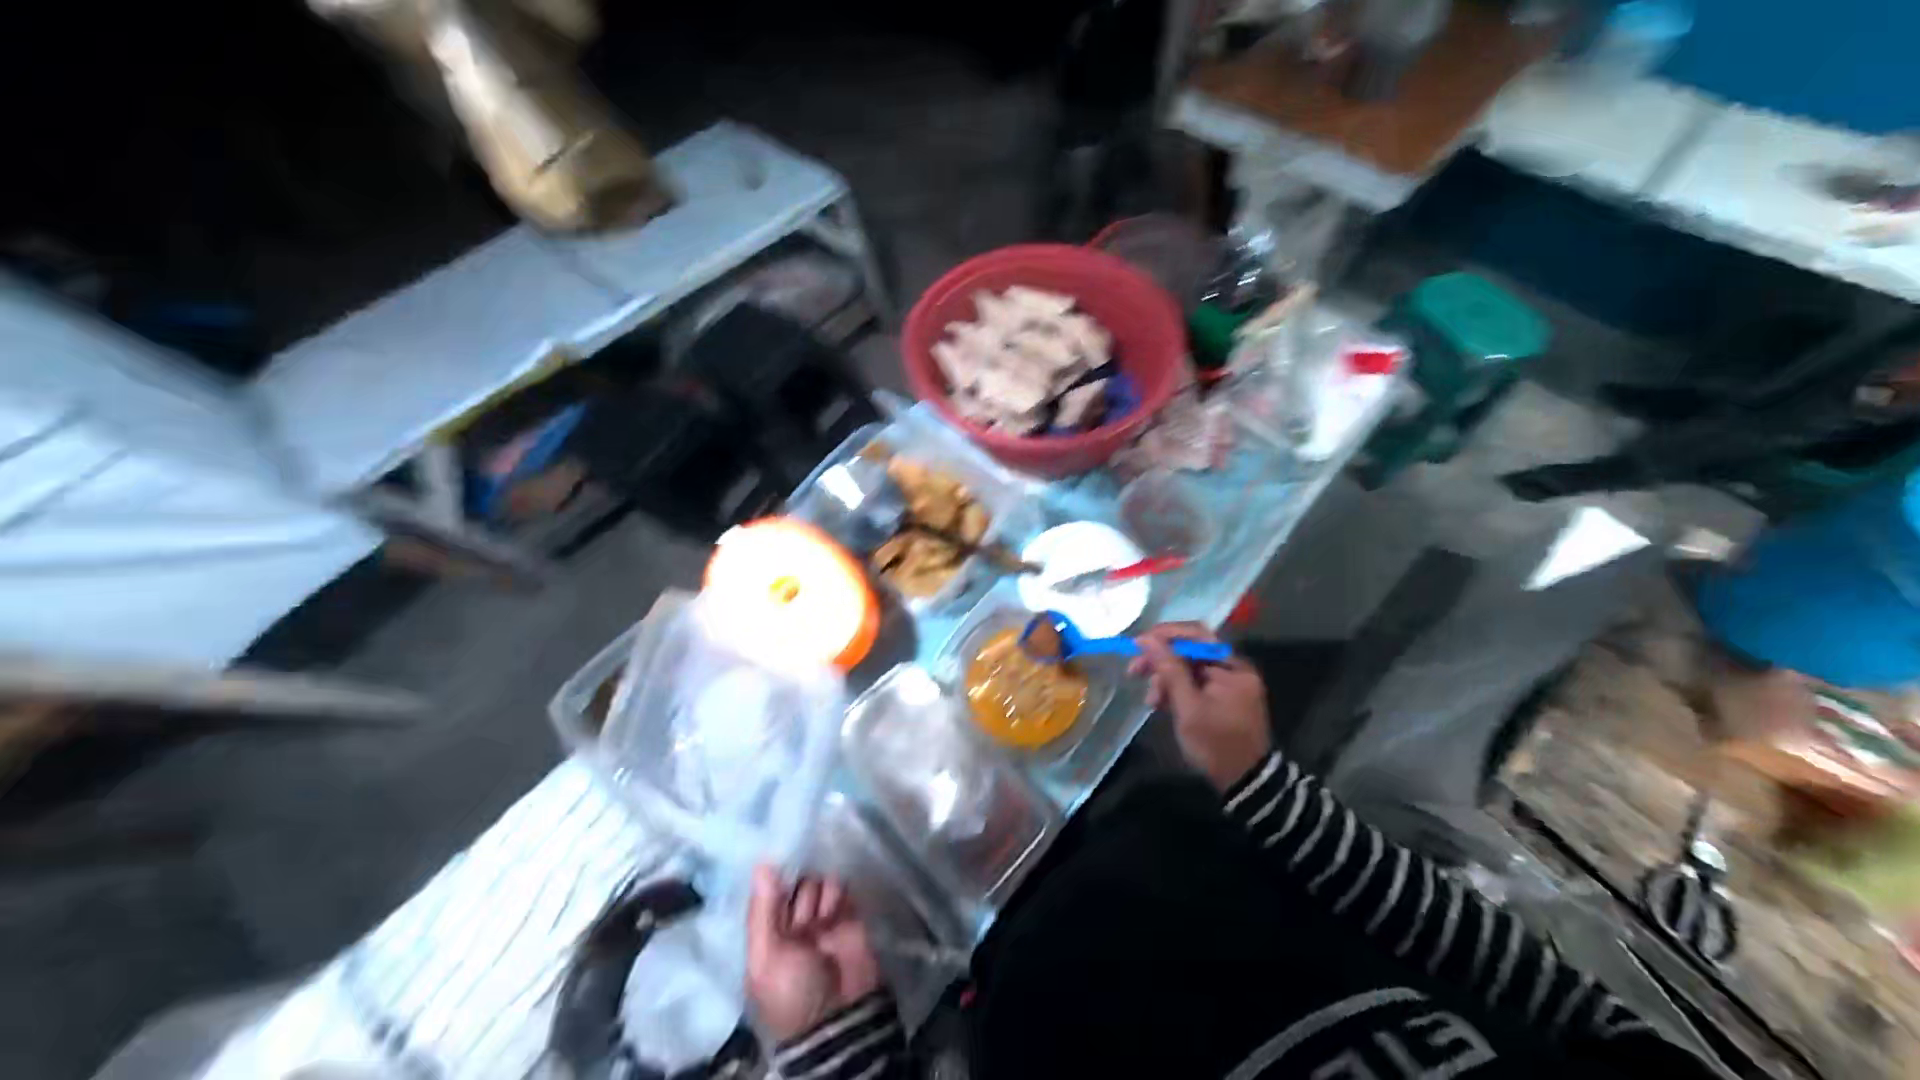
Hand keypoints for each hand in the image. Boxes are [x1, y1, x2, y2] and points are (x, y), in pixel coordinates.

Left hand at [746, 865, 882, 1042]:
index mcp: (769, 935)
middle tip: (805, 892)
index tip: (781, 854)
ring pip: (820, 885)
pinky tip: (837, 896)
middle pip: (797, 885)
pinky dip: (841, 888)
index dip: (775, 877)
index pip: (770, 894)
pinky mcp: (850, 920)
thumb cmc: (792, 992)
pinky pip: (844, 892)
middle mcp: (795, 925)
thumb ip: (763, 910)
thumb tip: (761, 864)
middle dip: (802, 883)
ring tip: (824, 911)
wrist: (840, 1019)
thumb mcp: (767, 957)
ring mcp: (824, 922)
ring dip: (822, 888)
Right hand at [1129, 622, 1271, 791]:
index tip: (1137, 645)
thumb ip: (1169, 669)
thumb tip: (1146, 639)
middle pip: (1190, 650)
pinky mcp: (1221, 695)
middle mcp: (1233, 668)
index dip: (1164, 636)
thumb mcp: (1188, 707)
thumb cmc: (1216, 744)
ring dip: (1165, 678)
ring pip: (1188, 666)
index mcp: (1233, 667)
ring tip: (1151, 700)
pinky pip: (1193, 682)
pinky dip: (1175, 689)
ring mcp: (1228, 682)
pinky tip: (1160, 703)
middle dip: (1161, 660)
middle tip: (1134, 671)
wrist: (1244, 782)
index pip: (1196, 635)